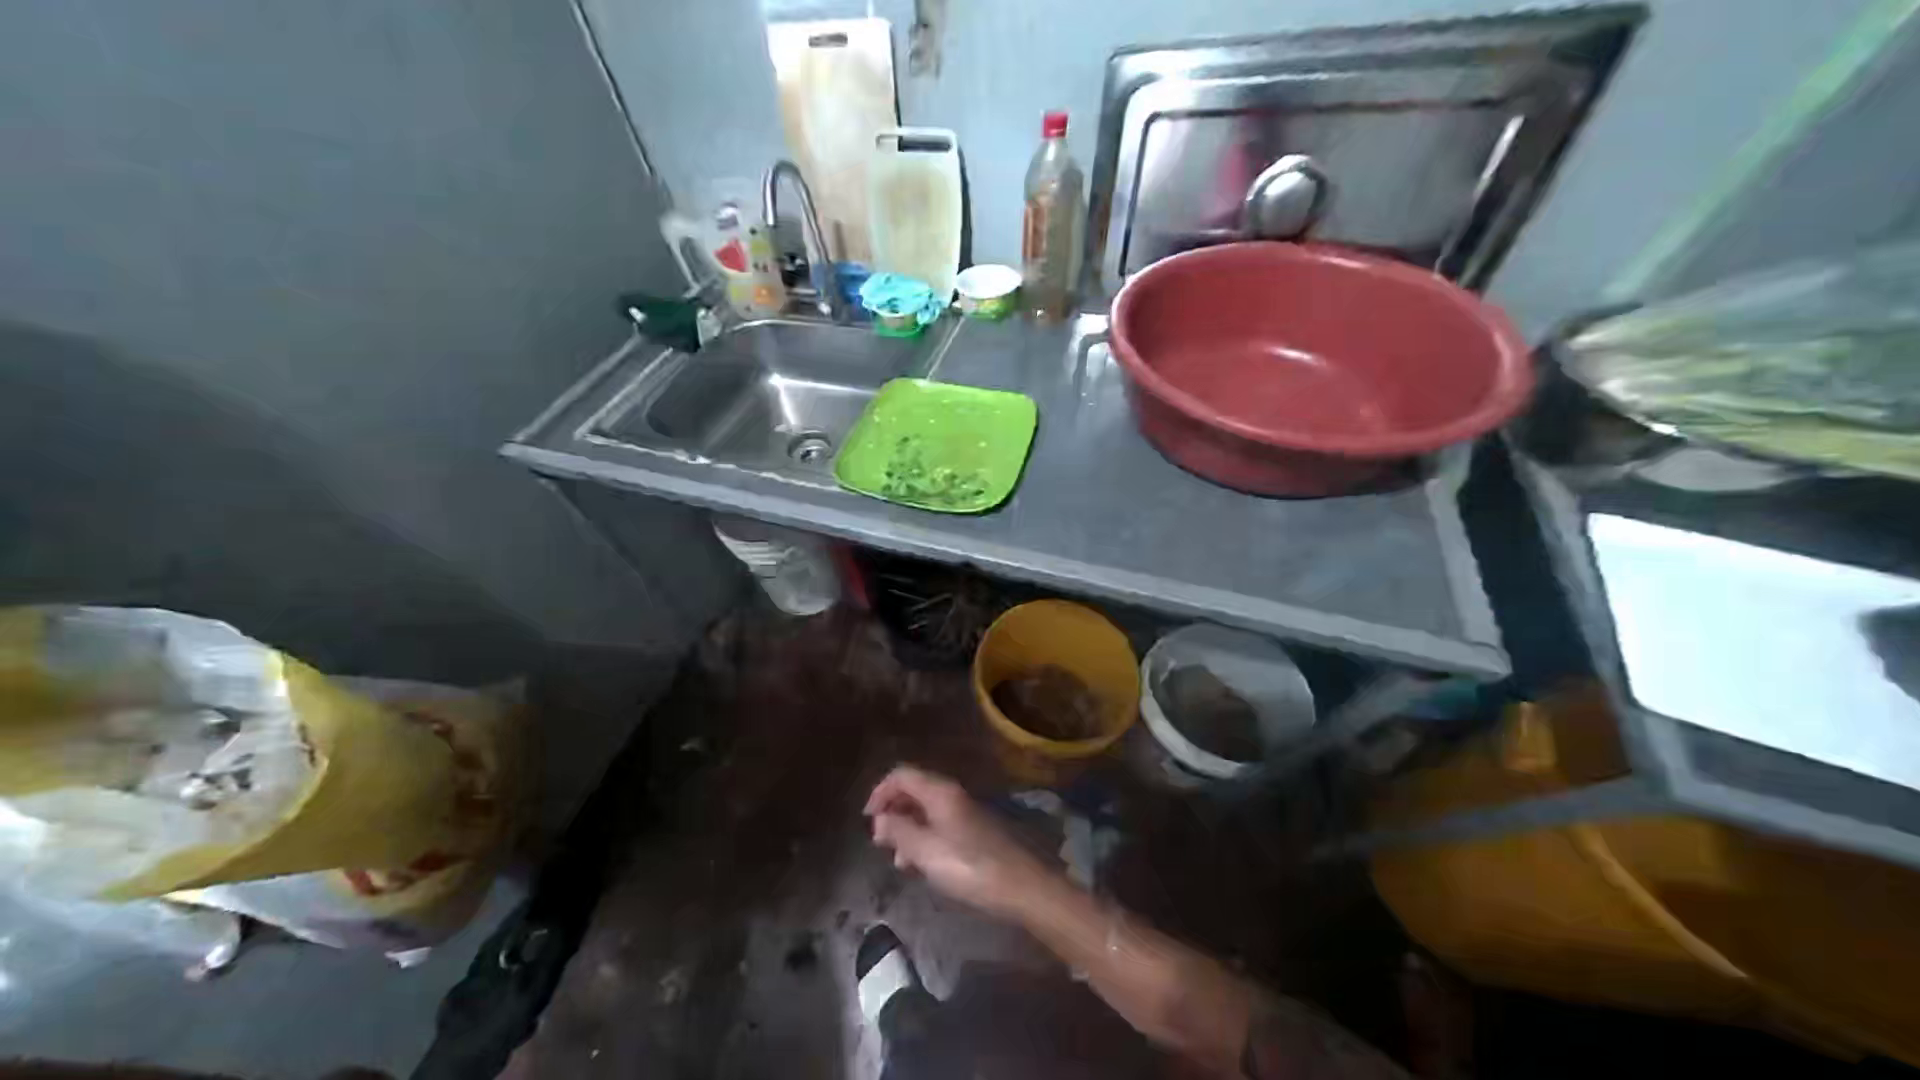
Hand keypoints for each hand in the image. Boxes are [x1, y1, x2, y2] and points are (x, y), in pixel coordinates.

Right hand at [864, 765, 1058, 919]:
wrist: (1021, 886)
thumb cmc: (969, 867)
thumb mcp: (925, 851)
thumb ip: (898, 831)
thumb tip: (879, 817)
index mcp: (940, 792)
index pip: (902, 775)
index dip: (880, 792)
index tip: (868, 819)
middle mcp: (951, 795)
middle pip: (913, 791)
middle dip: (892, 811)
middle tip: (879, 841)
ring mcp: (964, 813)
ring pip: (925, 811)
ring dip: (907, 829)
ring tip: (898, 860)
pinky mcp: (972, 831)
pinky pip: (939, 826)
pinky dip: (923, 839)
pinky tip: (920, 864)